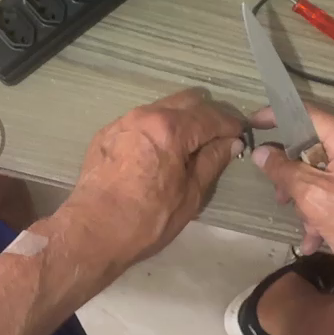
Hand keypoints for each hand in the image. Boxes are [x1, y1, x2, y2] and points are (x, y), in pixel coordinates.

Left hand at [57, 88, 246, 268]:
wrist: (92, 232)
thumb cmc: (147, 220)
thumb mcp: (190, 195)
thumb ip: (212, 162)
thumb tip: (231, 142)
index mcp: (171, 129)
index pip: (211, 116)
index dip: (230, 125)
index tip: (241, 135)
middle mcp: (146, 115)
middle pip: (187, 102)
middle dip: (207, 116)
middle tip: (218, 137)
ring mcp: (123, 121)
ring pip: (162, 107)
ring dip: (181, 119)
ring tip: (190, 144)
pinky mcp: (107, 133)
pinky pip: (141, 121)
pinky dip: (158, 128)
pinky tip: (161, 151)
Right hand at [249, 103, 333, 280]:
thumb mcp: (313, 197)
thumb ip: (284, 170)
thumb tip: (261, 152)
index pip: (307, 113)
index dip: (277, 116)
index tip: (254, 124)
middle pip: (314, 145)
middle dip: (292, 173)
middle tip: (280, 195)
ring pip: (323, 170)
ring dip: (307, 197)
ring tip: (305, 225)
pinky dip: (323, 205)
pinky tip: (314, 236)